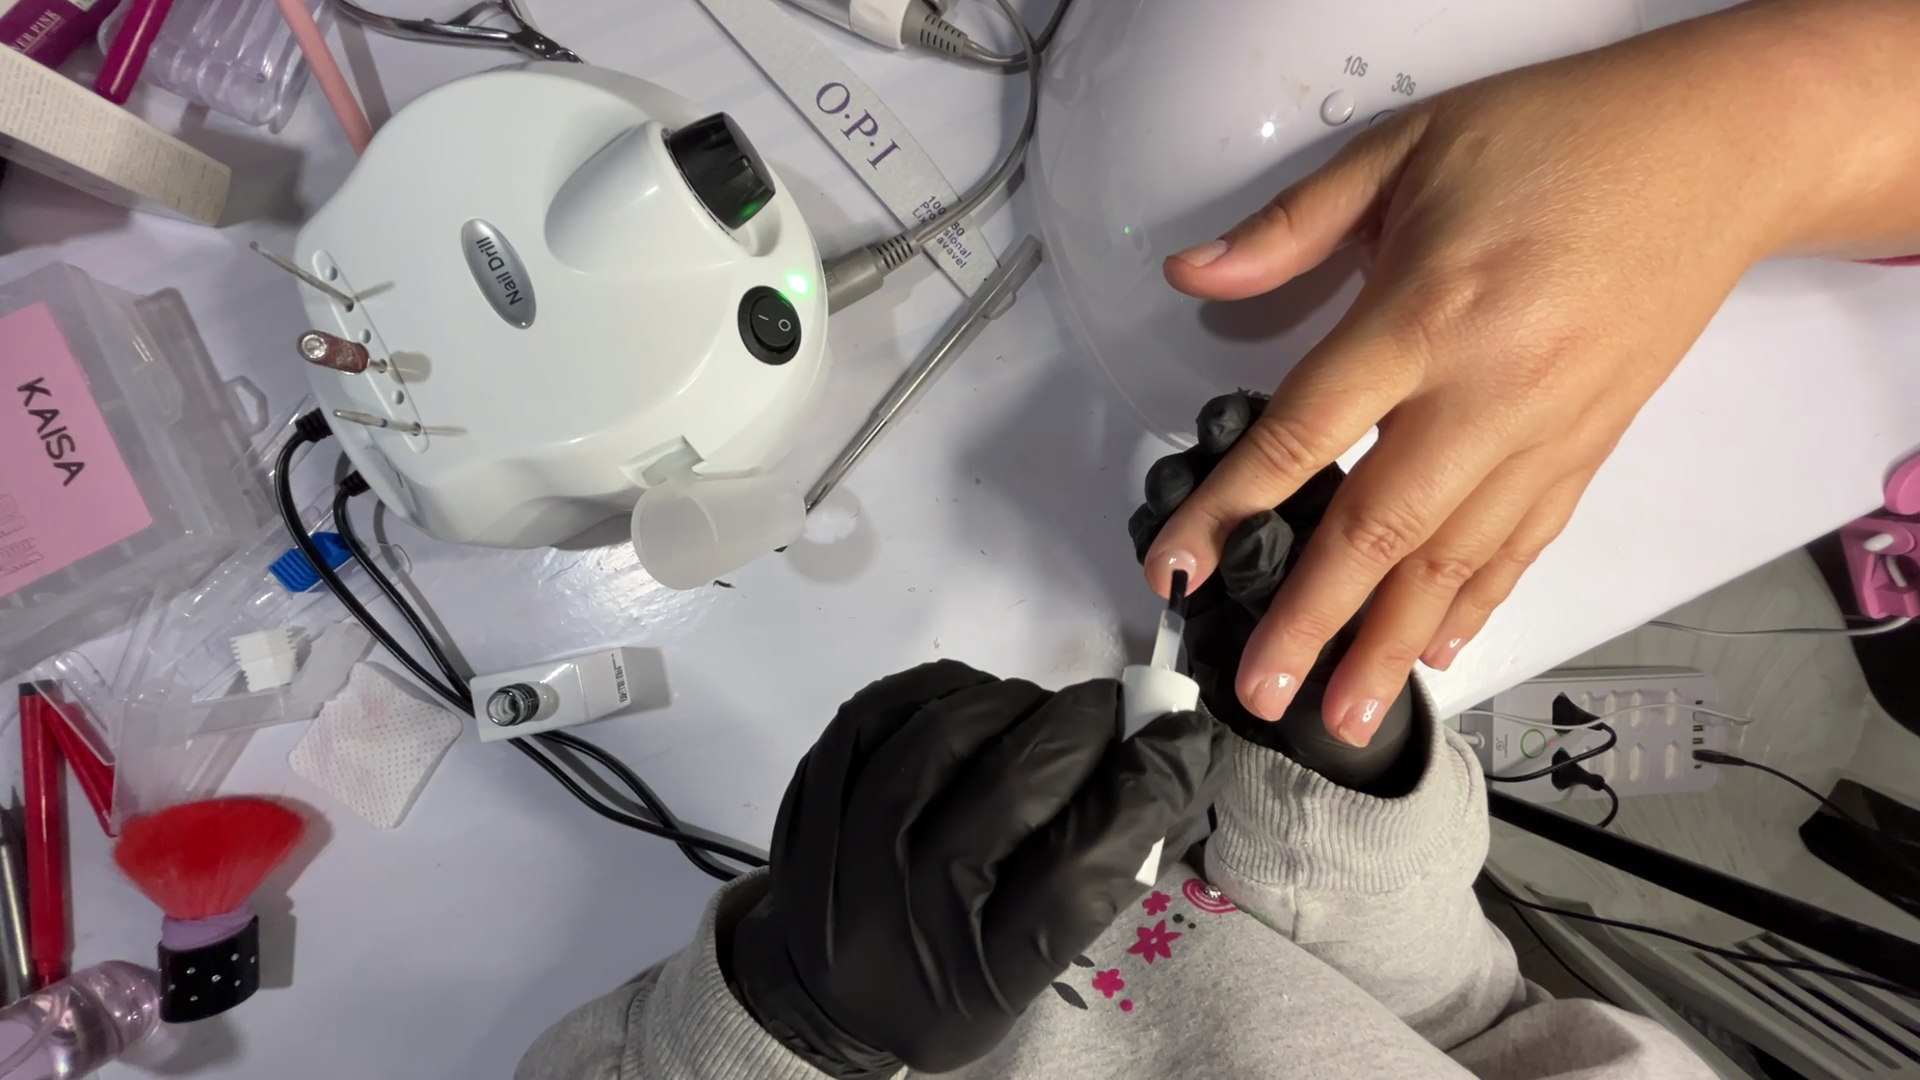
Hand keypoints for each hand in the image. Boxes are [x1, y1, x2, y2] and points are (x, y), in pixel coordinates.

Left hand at [728, 661, 1226, 1076]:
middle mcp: (907, 908)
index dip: (1147, 791)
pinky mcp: (813, 784)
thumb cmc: (945, 977)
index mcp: (978, 974)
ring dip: (1017, 703)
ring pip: (946, 733)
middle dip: (1082, 728)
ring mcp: (847, 840)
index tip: (1183, 736)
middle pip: (1012, 788)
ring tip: (1044, 710)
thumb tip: (1162, 759)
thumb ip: (1094, 873)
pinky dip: (949, 687)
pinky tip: (980, 700)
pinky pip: (887, 704)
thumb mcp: (1027, 966)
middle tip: (1112, 707)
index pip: (1080, 873)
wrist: (825, 988)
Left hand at [1143, 11, 1836, 744]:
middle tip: (1262, 692)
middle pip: (1377, 530)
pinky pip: (1525, 542)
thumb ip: (1286, 228)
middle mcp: (1483, 396)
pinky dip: (1478, 603)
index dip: (1226, 514)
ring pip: (1454, 561)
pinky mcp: (1588, 449)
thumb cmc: (1554, 140)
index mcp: (1421, 321)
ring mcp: (1545, 434)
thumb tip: (1189, 271)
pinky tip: (1439, 651)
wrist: (1730, 142)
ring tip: (1342, 716)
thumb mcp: (1400, 151)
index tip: (1175, 572)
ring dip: (1391, 647)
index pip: (1296, 439)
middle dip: (1312, 622)